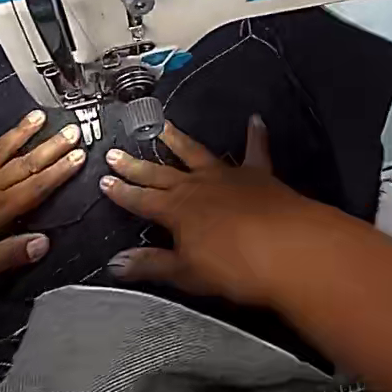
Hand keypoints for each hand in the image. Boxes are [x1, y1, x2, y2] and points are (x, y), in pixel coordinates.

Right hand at [99, 117, 356, 306]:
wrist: (287, 249)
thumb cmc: (234, 267)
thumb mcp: (186, 272)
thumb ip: (151, 264)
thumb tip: (115, 264)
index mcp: (176, 210)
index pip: (140, 200)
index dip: (121, 191)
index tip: (104, 180)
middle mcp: (196, 186)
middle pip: (160, 173)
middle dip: (136, 165)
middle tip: (116, 152)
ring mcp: (227, 176)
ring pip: (196, 154)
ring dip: (178, 140)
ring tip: (163, 125)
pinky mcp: (257, 175)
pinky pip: (255, 150)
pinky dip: (255, 135)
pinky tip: (256, 119)